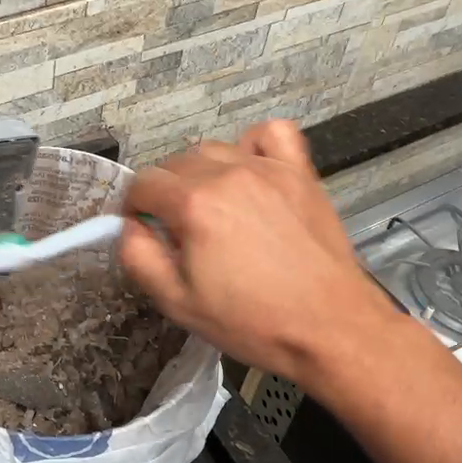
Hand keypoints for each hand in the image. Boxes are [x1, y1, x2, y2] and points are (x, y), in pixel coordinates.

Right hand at [118, 120, 404, 384]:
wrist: (332, 329)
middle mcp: (227, 175)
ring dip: (202, 173)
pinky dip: (253, 145)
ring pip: (213, 149)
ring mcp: (266, 169)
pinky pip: (269, 133)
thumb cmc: (254, 322)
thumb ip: (137, 256)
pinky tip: (250, 172)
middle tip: (181, 232)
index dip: (134, 207)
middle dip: (166, 193)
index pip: (142, 183)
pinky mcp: (299, 173)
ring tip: (214, 209)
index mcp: (194, 205)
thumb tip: (129, 226)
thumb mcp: (177, 303)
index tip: (144, 229)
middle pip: (174, 163)